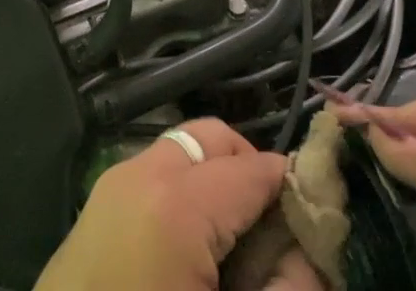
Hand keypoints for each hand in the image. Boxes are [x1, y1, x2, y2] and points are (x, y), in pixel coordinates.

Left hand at [35, 119, 315, 290]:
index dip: (295, 190)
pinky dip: (183, 192)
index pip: (257, 169)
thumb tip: (312, 251)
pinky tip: (194, 248)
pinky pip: (153, 177)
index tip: (320, 219)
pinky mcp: (95, 208)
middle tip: (277, 228)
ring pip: (182, 153)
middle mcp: (140, 175)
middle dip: (251, 171)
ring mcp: (111, 187)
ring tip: (236, 240)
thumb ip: (288, 285)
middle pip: (214, 139)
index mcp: (177, 202)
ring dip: (216, 179)